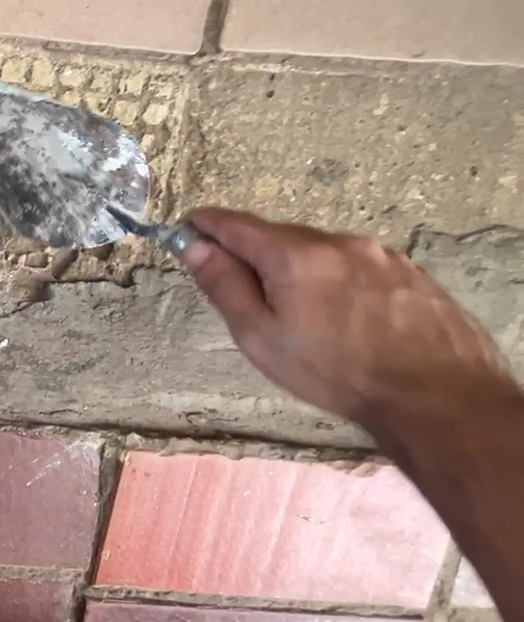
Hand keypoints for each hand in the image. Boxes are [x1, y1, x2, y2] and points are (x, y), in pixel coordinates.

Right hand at [179, 207, 514, 433]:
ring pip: (317, 250)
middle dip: (250, 254)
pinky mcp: (411, 273)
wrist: (438, 396)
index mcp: (295, 255)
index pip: (235, 224)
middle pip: (277, 236)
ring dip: (294, 267)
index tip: (183, 230)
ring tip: (295, 310)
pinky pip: (352, 264)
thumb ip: (223, 284)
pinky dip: (331, 277)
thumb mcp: (257, 334)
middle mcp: (340, 243)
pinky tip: (338, 313)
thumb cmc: (330, 369)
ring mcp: (382, 256)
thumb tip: (194, 247)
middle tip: (239, 291)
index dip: (203, 225)